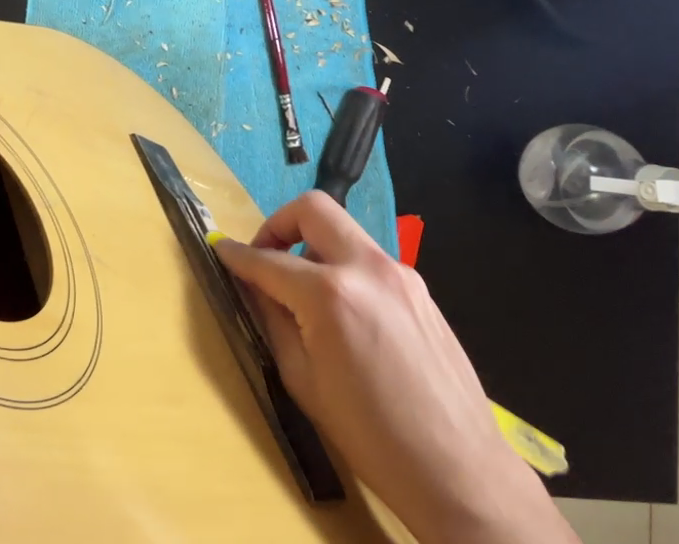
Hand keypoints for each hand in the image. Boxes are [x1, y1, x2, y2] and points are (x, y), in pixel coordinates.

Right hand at [213, 192, 573, 543]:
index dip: (238, 255)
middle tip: (266, 257)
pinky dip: (343, 269)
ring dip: (314, 248)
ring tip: (304, 295)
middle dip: (278, 224)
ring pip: (344, 232)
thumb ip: (272, 319)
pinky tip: (342, 315)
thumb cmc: (368, 434)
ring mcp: (401, 274)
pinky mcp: (420, 289)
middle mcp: (367, 268)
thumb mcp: (301, 378)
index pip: (269, 260)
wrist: (457, 468)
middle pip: (313, 209)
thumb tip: (253, 285)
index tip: (221, 251)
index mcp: (330, 295)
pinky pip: (369, 261)